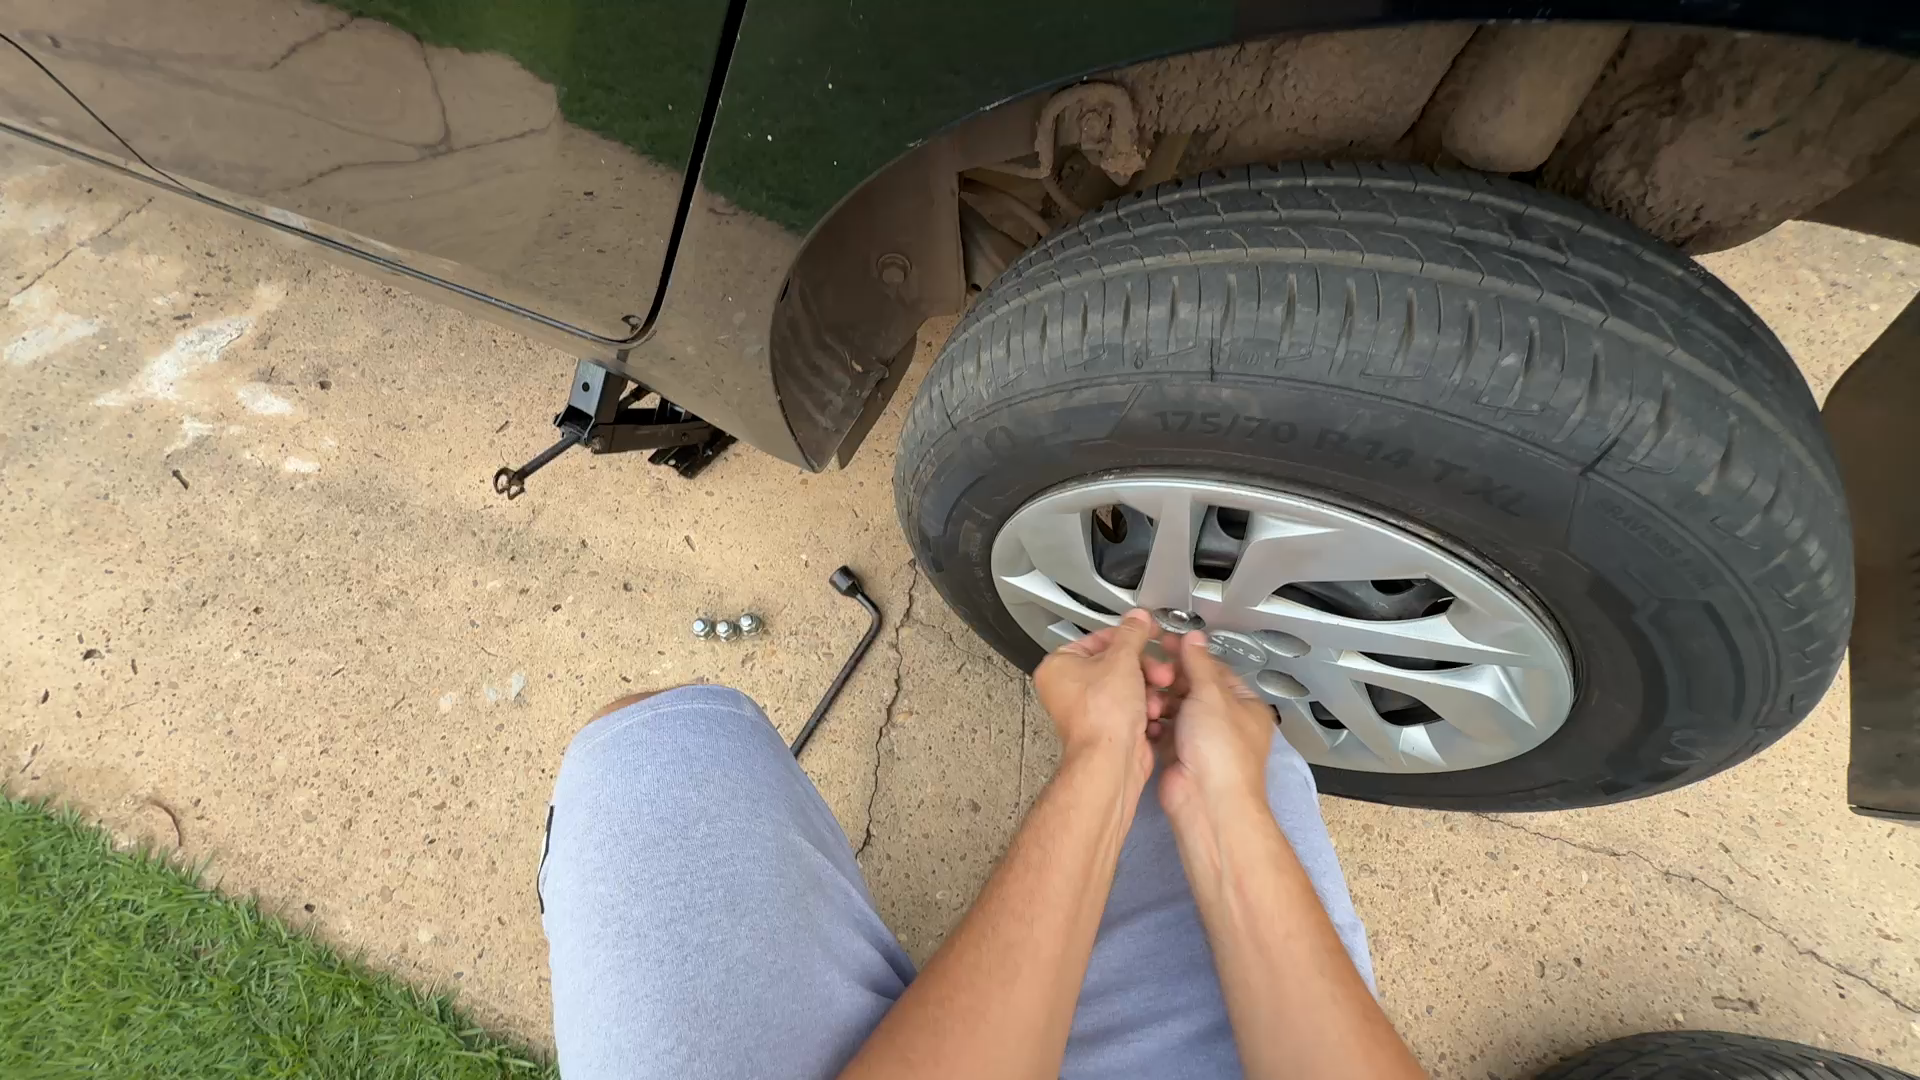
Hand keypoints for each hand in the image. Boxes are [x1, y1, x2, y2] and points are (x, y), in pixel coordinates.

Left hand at [1034, 610, 1175, 780]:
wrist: (1111, 760)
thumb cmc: (1101, 716)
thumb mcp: (1122, 660)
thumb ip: (1132, 634)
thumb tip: (1137, 619)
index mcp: (1058, 666)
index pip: (1095, 639)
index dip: (1125, 635)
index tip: (1145, 631)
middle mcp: (1067, 689)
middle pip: (1113, 663)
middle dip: (1142, 666)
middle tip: (1157, 667)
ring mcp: (1087, 710)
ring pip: (1125, 686)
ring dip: (1147, 687)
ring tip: (1158, 689)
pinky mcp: (1106, 728)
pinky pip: (1129, 707)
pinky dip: (1144, 706)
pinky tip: (1153, 709)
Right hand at [1159, 631, 1277, 821]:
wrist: (1206, 801)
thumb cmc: (1220, 749)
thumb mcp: (1211, 694)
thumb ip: (1198, 662)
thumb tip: (1194, 636)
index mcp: (1243, 705)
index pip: (1213, 669)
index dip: (1189, 655)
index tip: (1164, 643)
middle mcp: (1224, 721)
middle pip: (1190, 688)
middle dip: (1168, 681)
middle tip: (1149, 670)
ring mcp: (1200, 739)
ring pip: (1173, 708)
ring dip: (1158, 702)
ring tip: (1147, 701)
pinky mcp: (1179, 754)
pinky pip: (1162, 730)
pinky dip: (1152, 724)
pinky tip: (1144, 719)